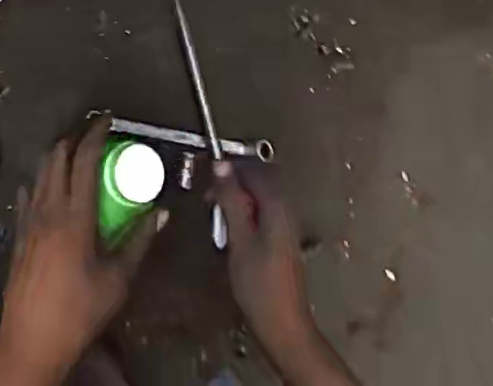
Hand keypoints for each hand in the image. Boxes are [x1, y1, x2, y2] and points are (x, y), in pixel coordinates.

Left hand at [0, 119, 167, 385]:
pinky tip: (45, 187)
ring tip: (73, 155)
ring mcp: (29, 219)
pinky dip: (39, 181)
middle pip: (57, 156)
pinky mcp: (18, 232)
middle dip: (74, 138)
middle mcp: (49, 208)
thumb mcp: (117, 281)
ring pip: (40, 171)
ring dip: (56, 155)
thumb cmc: (79, 312)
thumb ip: (138, 242)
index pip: (84, 159)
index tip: (107, 121)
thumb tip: (159, 213)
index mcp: (75, 215)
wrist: (31, 341)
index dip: (95, 134)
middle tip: (92, 134)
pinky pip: (27, 194)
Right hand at [211, 160, 352, 383]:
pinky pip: (261, 213)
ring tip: (217, 216)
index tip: (206, 179)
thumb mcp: (238, 238)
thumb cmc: (258, 283)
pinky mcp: (282, 239)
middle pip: (256, 181)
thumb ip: (230, 199)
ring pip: (257, 198)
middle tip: (209, 200)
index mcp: (277, 206)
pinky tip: (231, 232)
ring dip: (236, 200)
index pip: (252, 169)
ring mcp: (286, 225)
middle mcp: (285, 210)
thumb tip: (220, 164)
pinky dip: (244, 214)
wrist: (283, 326)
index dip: (228, 169)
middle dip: (231, 184)